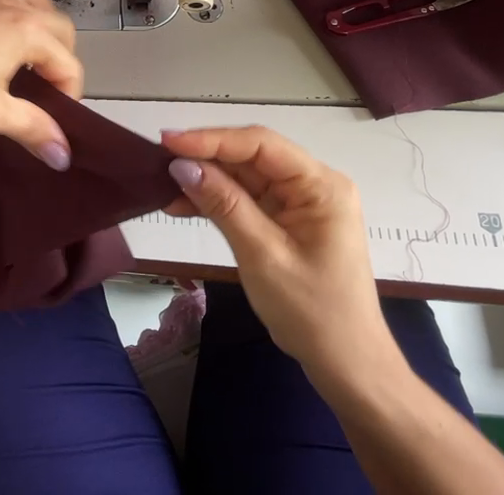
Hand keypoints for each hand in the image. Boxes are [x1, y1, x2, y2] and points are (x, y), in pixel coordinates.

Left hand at [0, 0, 82, 169]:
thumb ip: (33, 129)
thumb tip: (64, 155)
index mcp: (30, 33)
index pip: (69, 66)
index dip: (68, 96)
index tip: (51, 120)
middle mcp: (15, 4)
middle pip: (58, 26)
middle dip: (60, 57)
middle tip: (42, 87)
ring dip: (38, 13)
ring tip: (28, 41)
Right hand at [161, 127, 401, 381]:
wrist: (345, 364)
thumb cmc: (312, 311)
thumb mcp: (262, 255)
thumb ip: (224, 205)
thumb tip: (182, 165)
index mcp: (321, 186)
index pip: (260, 145)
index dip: (211, 139)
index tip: (168, 142)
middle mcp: (312, 184)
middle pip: (249, 156)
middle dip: (204, 157)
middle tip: (158, 160)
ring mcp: (298, 202)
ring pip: (242, 176)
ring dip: (204, 180)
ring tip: (163, 185)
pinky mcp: (285, 220)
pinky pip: (243, 197)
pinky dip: (214, 200)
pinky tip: (181, 204)